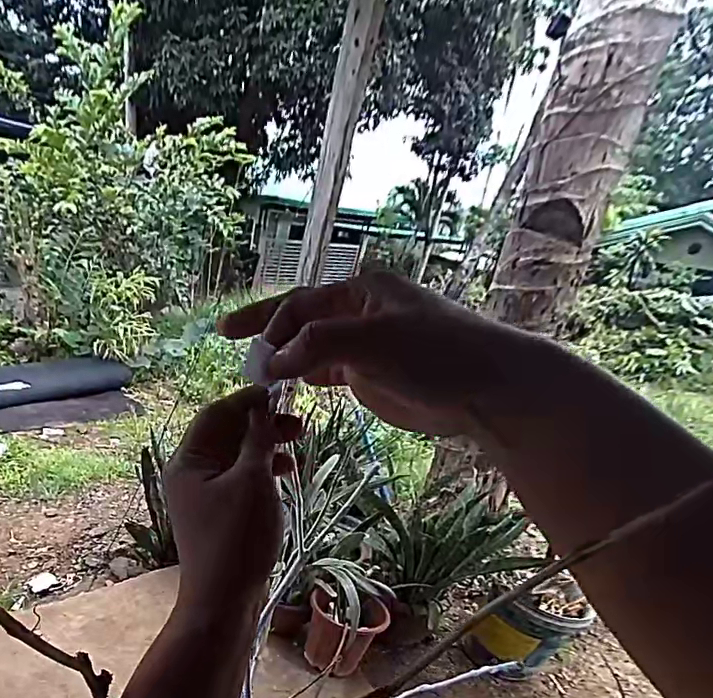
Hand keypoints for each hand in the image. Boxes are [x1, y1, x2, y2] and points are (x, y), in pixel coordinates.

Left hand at [164, 386, 300, 615]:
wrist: (223, 599)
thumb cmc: (236, 539)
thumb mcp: (252, 482)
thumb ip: (258, 440)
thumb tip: (263, 407)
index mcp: (187, 460)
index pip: (216, 413)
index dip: (249, 400)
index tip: (282, 395)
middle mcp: (189, 473)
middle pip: (226, 433)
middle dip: (261, 425)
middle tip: (298, 425)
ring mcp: (202, 494)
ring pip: (235, 456)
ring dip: (265, 447)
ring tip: (296, 448)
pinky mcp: (217, 512)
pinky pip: (238, 479)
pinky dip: (261, 471)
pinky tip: (284, 473)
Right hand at [219, 270, 559, 436]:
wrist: (484, 389)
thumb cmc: (435, 353)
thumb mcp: (372, 341)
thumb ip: (317, 344)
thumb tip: (271, 362)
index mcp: (360, 292)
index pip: (300, 303)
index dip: (268, 322)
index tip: (247, 350)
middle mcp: (357, 314)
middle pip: (298, 319)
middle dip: (265, 329)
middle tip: (228, 336)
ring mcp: (361, 346)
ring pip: (308, 348)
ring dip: (282, 358)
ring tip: (252, 373)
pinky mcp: (367, 376)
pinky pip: (323, 372)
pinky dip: (302, 378)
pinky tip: (284, 386)